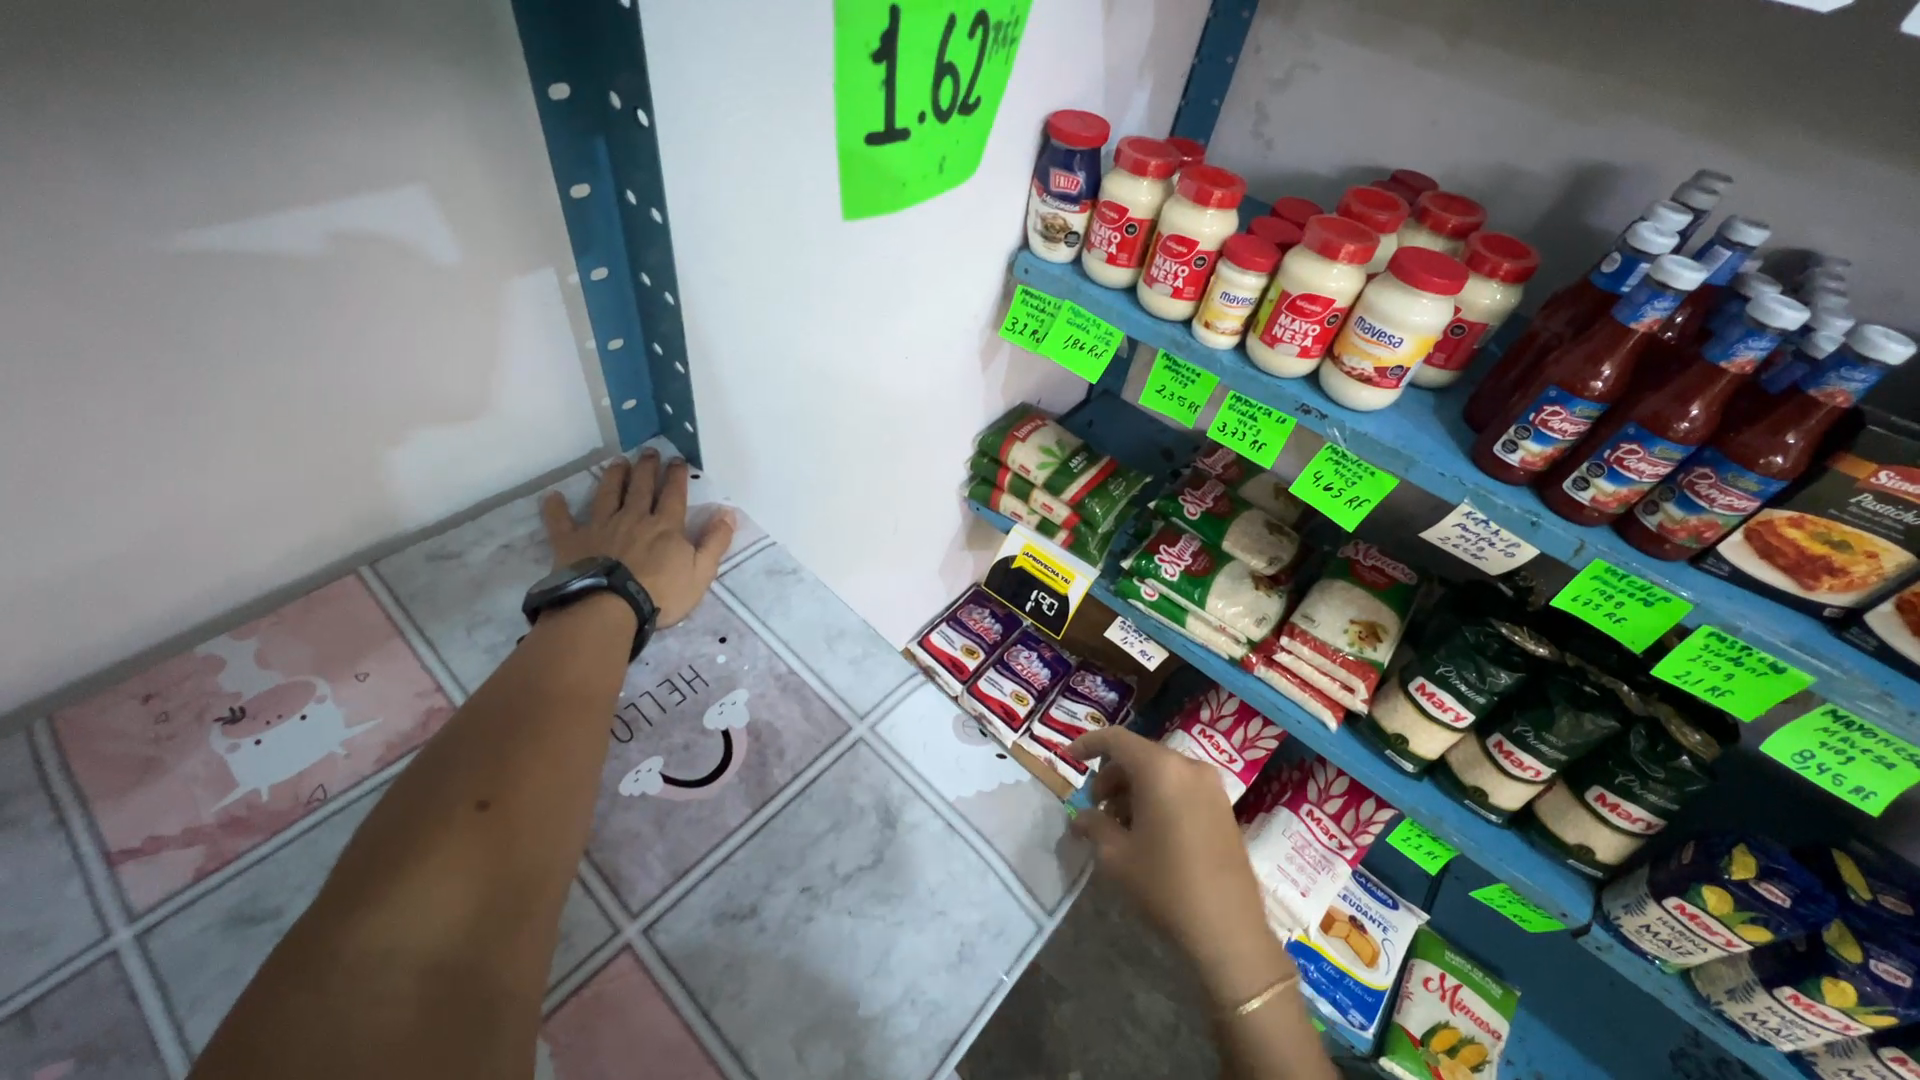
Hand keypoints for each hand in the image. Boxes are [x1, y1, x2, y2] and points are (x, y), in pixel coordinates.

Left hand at [541, 449, 734, 627]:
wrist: (610, 607)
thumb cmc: (661, 594)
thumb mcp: (701, 573)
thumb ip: (715, 542)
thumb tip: (729, 514)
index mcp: (665, 526)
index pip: (673, 494)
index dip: (676, 476)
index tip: (677, 460)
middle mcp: (633, 517)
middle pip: (640, 487)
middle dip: (646, 467)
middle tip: (648, 452)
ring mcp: (600, 527)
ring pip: (607, 494)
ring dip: (613, 476)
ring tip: (617, 462)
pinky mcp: (572, 541)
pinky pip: (561, 521)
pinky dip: (556, 508)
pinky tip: (553, 496)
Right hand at [1067, 727, 1289, 1007]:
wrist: (1228, 929)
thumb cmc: (1165, 885)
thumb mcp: (1116, 856)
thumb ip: (1094, 825)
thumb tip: (1082, 817)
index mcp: (1160, 769)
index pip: (1116, 740)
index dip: (1089, 744)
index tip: (1069, 758)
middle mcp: (1189, 767)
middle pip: (1140, 755)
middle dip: (1111, 776)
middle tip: (1094, 806)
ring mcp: (1212, 787)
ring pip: (1161, 773)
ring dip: (1134, 789)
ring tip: (1118, 825)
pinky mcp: (1224, 808)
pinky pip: (1181, 788)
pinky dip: (1158, 798)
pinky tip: (1146, 832)